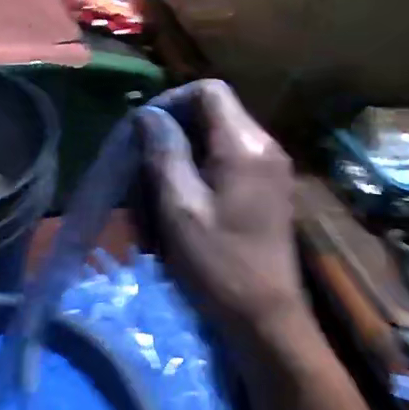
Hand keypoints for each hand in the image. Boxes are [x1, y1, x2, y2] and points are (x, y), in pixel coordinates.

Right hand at [140, 81, 308, 346]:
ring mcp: (268, 170)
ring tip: (152, 209)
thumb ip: (164, 152)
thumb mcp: (180, 207)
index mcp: (245, 145)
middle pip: (208, 117)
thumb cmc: (219, 265)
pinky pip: (223, 168)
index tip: (142, 134)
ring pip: (211, 145)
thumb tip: (148, 114)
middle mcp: (264, 147)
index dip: (170, 103)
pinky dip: (194, 183)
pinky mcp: (265, 191)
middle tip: (140, 180)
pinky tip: (175, 218)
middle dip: (168, 142)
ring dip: (176, 167)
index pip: (207, 91)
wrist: (265, 318)